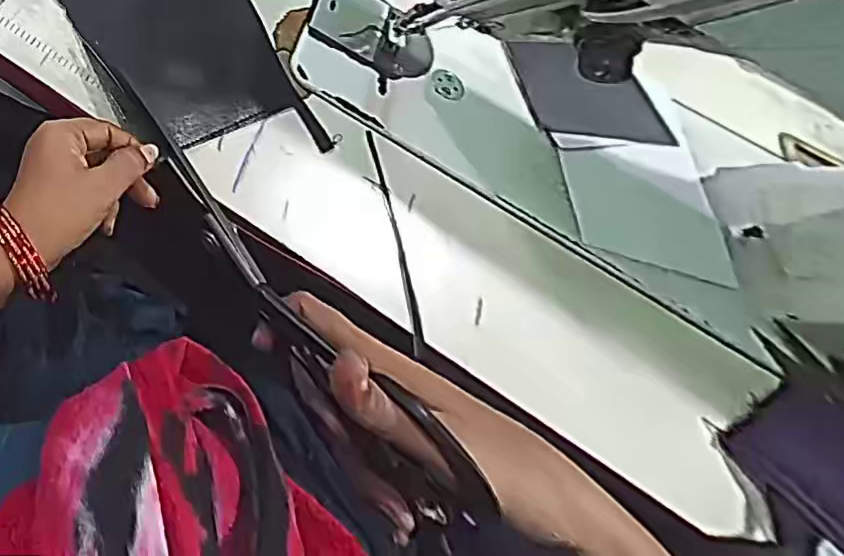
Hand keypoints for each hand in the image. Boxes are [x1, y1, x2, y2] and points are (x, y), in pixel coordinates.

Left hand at [1, 118, 158, 267]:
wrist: (23, 248)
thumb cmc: (51, 216)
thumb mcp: (103, 187)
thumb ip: (130, 165)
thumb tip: (147, 152)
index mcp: (60, 133)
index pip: (108, 130)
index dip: (134, 151)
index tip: (149, 168)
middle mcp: (51, 143)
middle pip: (102, 152)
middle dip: (124, 179)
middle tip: (144, 195)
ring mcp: (48, 164)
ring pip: (95, 172)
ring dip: (109, 196)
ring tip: (110, 216)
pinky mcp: (48, 185)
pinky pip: (81, 185)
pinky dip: (95, 201)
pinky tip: (100, 221)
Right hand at [289, 293, 666, 555]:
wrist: (578, 524)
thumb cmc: (525, 477)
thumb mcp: (448, 447)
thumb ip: (385, 407)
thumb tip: (339, 364)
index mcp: (393, 369)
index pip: (322, 320)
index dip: (286, 320)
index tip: (265, 342)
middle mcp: (388, 384)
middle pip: (322, 382)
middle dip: (331, 425)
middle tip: (361, 458)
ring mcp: (396, 413)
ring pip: (342, 424)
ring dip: (359, 467)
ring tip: (397, 502)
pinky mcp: (405, 442)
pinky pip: (365, 453)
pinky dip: (375, 484)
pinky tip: (401, 506)